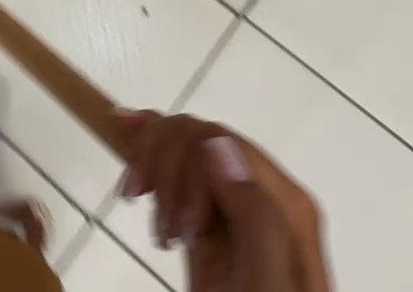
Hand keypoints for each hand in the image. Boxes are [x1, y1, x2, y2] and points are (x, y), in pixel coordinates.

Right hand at [114, 110, 329, 291]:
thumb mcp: (262, 287)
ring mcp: (238, 203)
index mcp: (286, 206)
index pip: (220, 140)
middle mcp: (265, 194)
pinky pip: (181, 159)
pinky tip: (126, 136)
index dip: (183, 166)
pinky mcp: (212, 214)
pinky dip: (150, 148)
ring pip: (186, 141)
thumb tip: (218, 145)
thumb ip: (255, 218)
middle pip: (200, 137)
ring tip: (142, 207)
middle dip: (164, 166)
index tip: (167, 220)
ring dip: (152, 162)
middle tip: (153, 224)